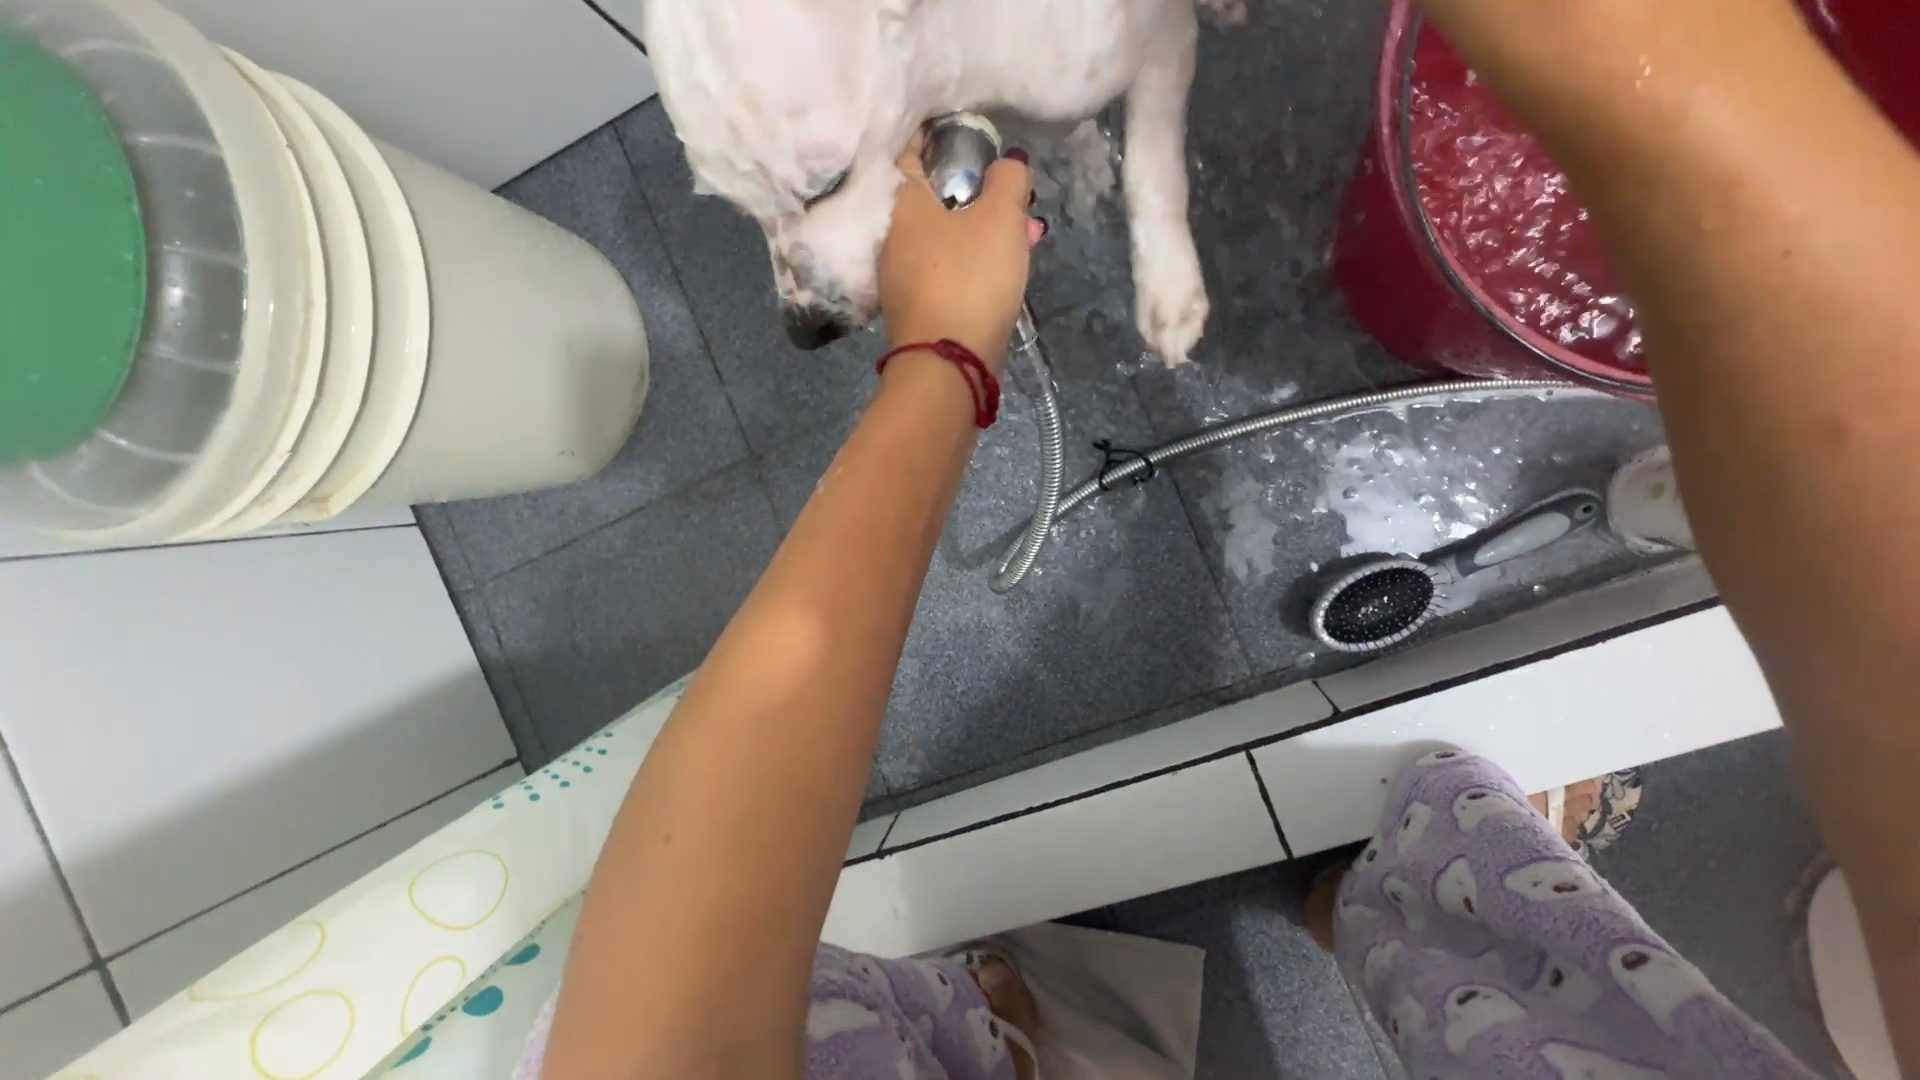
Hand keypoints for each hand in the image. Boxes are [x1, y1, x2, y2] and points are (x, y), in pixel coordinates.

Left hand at [878, 134, 1044, 373]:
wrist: (948, 364)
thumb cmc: (970, 278)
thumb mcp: (1001, 218)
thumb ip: (1008, 180)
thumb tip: (1007, 163)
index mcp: (902, 203)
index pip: (910, 151)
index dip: (938, 137)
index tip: (968, 133)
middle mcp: (892, 237)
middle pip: (934, 199)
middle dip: (976, 193)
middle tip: (1015, 195)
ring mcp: (900, 277)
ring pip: (945, 238)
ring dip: (982, 231)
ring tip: (1026, 235)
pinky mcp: (916, 310)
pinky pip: (947, 271)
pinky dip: (973, 263)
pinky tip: (1004, 271)